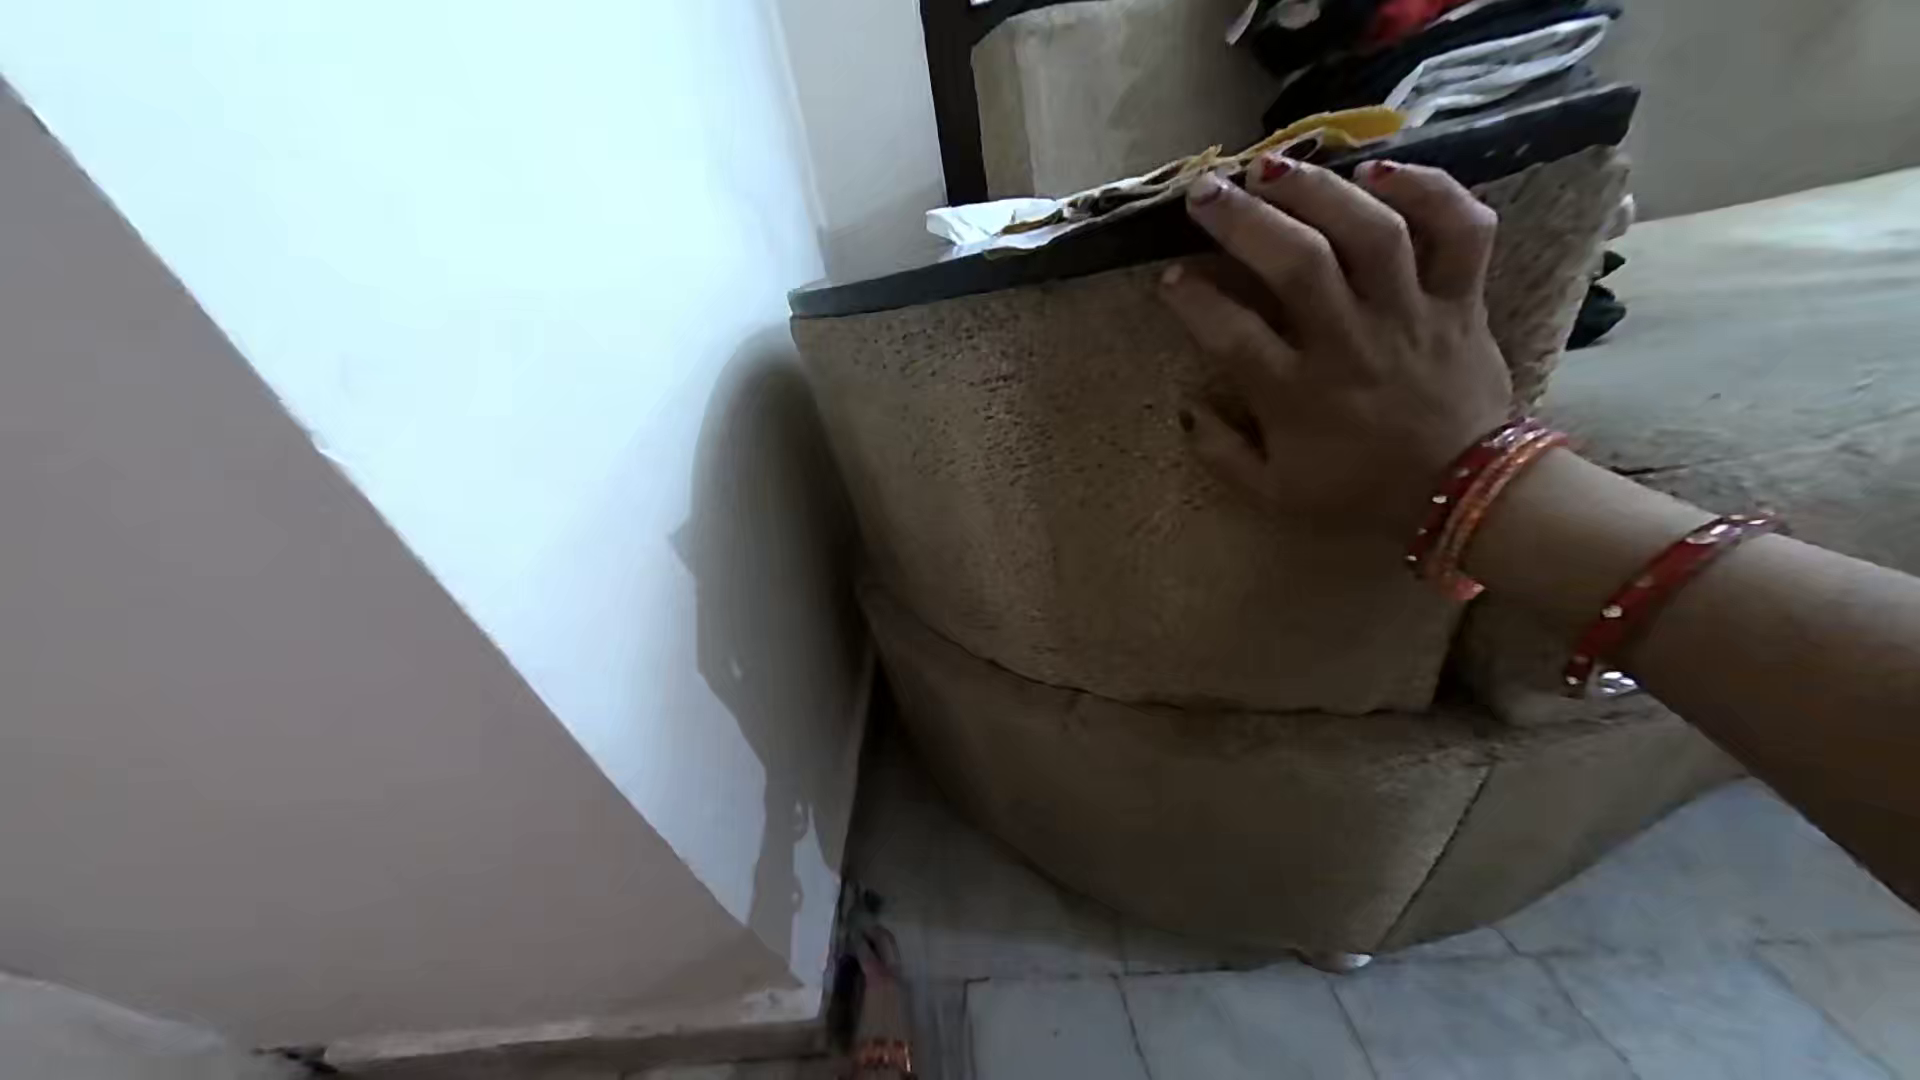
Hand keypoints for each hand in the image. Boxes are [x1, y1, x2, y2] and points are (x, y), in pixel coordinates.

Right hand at [1159, 155, 1512, 538]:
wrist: (1461, 492)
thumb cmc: (1355, 490)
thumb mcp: (1269, 492)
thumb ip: (1218, 453)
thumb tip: (1185, 408)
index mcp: (1297, 396)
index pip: (1233, 334)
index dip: (1195, 300)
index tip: (1170, 278)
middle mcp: (1349, 344)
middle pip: (1297, 263)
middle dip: (1244, 220)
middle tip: (1205, 191)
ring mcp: (1410, 316)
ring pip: (1371, 233)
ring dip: (1319, 190)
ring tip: (1275, 165)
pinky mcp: (1461, 301)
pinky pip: (1461, 230)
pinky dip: (1431, 190)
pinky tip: (1382, 171)